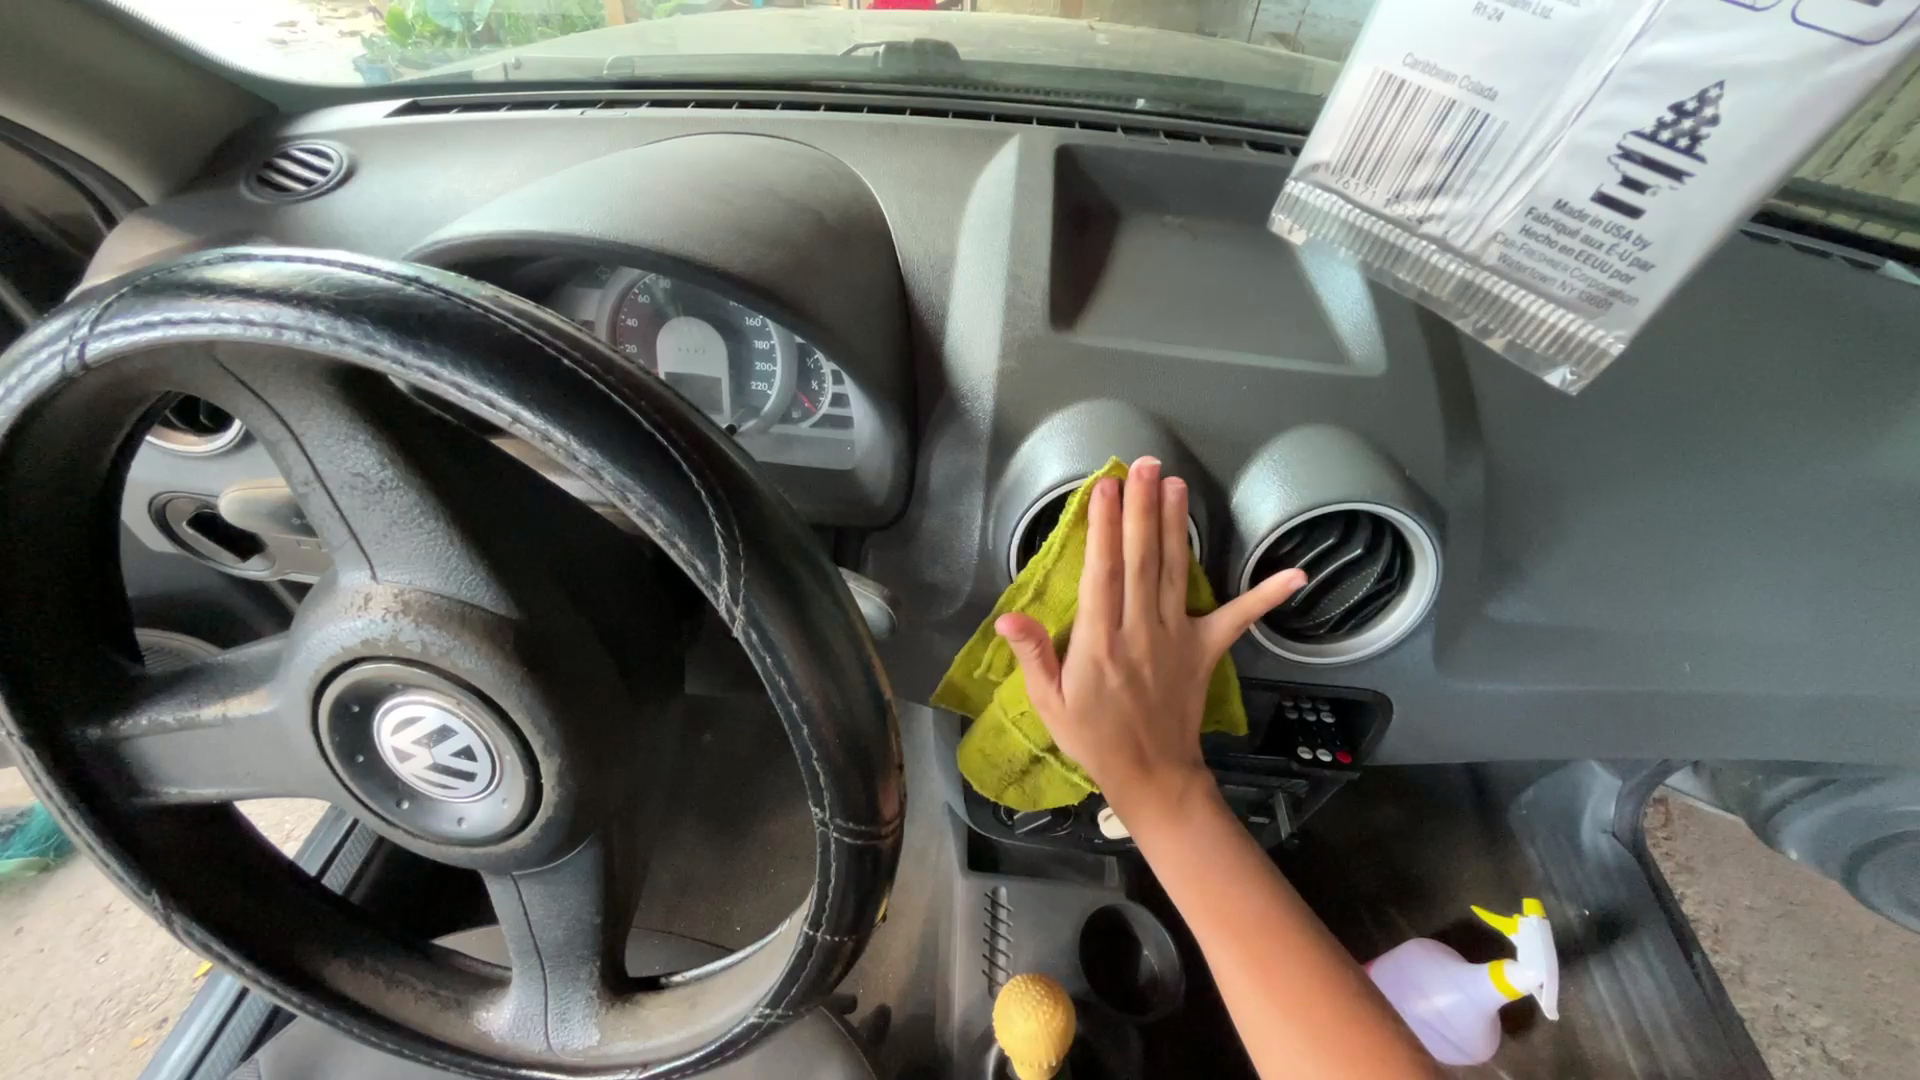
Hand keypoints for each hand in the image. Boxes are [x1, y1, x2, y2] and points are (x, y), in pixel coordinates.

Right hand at [996, 457, 1306, 815]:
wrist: (1150, 774)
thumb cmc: (1092, 736)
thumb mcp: (1048, 702)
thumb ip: (1032, 655)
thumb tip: (1006, 617)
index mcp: (1099, 642)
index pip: (1101, 572)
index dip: (1103, 527)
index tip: (1105, 487)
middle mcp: (1139, 630)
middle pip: (1141, 559)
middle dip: (1142, 508)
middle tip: (1145, 465)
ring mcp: (1177, 638)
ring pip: (1174, 571)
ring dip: (1175, 525)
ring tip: (1176, 484)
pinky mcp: (1205, 650)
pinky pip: (1237, 619)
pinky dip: (1264, 596)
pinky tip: (1294, 573)